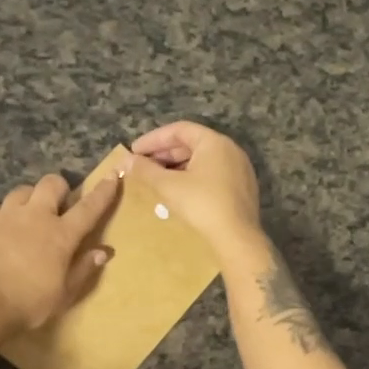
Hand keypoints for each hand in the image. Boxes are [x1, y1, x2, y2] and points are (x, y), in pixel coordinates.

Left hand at [0, 173, 119, 333]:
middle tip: (60, 205)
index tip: (113, 175)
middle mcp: (35, 217)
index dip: (103, 191)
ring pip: (22, 191)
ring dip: (30, 199)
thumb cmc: (29, 302)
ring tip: (29, 216)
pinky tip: (2, 229)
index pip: (88, 207)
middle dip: (59, 188)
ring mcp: (5, 217)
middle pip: (50, 184)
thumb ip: (83, 269)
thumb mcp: (64, 293)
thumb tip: (103, 252)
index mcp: (61, 234)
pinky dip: (3, 214)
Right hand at [129, 122, 263, 259]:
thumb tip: (125, 160)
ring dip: (178, 166)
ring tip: (158, 178)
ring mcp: (240, 169)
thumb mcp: (168, 186)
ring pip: (203, 160)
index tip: (134, 151)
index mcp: (214, 142)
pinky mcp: (243, 188)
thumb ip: (145, 170)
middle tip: (143, 165)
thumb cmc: (202, 205)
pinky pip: (214, 174)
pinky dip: (194, 177)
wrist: (237, 238)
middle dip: (165, 153)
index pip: (179, 130)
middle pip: (192, 144)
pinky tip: (180, 190)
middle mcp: (231, 150)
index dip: (154, 139)